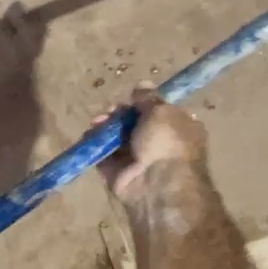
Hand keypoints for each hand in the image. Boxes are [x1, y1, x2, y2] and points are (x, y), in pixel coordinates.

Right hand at [91, 84, 207, 202]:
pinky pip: (103, 154)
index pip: (158, 112)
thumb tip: (142, 84)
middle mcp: (159, 143)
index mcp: (178, 128)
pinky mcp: (117, 171)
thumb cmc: (166, 143)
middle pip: (134, 123)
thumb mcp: (161, 112)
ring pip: (117, 137)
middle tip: (110, 113)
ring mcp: (137, 158)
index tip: (130, 100)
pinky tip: (89, 136)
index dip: (142, 104)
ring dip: (105, 127)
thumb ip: (148, 98)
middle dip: (119, 115)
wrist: (156, 183)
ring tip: (97, 123)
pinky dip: (94, 144)